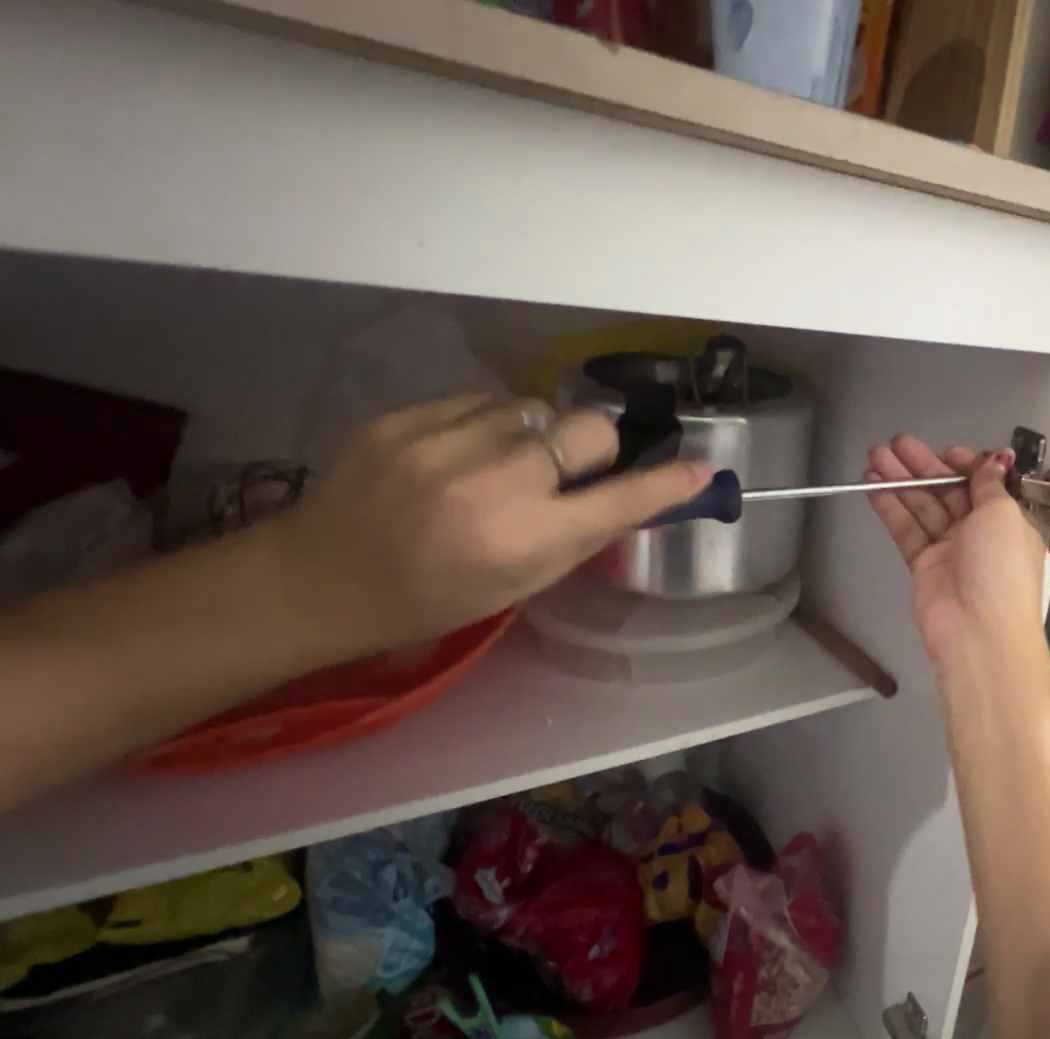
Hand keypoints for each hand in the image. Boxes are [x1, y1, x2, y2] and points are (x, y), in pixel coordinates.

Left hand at [265, 395, 711, 654]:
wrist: (319, 579)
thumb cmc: (436, 596)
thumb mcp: (522, 582)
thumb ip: (580, 534)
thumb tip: (633, 491)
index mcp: (525, 540)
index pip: (621, 501)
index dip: (667, 484)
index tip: (701, 468)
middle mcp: (493, 486)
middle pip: (589, 429)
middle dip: (594, 446)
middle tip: (571, 468)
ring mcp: (443, 444)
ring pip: (535, 408)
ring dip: (537, 433)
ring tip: (504, 461)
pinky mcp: (404, 418)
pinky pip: (483, 402)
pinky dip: (490, 424)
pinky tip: (464, 450)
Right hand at [866, 435, 1045, 667]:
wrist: (979, 631)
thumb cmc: (1002, 569)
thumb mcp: (1004, 514)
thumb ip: (990, 483)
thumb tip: (996, 458)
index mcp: (1009, 520)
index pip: (984, 484)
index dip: (965, 465)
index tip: (945, 451)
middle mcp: (981, 533)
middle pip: (949, 491)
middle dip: (923, 466)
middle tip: (896, 443)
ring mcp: (951, 550)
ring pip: (923, 507)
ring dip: (900, 481)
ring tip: (875, 456)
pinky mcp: (924, 565)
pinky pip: (906, 529)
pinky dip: (890, 506)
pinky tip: (873, 485)